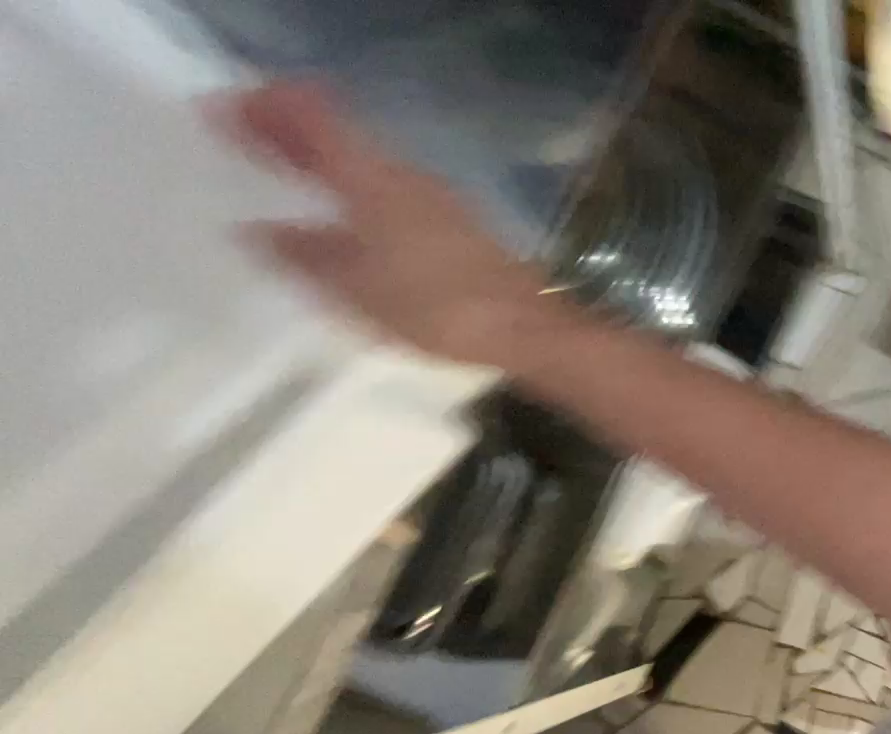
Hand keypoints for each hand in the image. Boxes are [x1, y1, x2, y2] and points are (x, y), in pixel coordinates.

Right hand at [218, 82, 564, 367]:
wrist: (530, 332)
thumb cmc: (439, 310)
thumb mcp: (357, 291)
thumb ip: (305, 257)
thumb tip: (259, 232)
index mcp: (374, 178)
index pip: (311, 113)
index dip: (264, 107)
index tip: (222, 117)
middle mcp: (411, 179)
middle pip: (343, 140)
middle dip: (293, 139)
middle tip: (247, 148)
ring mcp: (445, 204)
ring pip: (374, 170)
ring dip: (331, 170)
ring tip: (292, 186)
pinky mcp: (467, 232)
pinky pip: (400, 199)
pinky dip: (365, 198)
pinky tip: (354, 228)